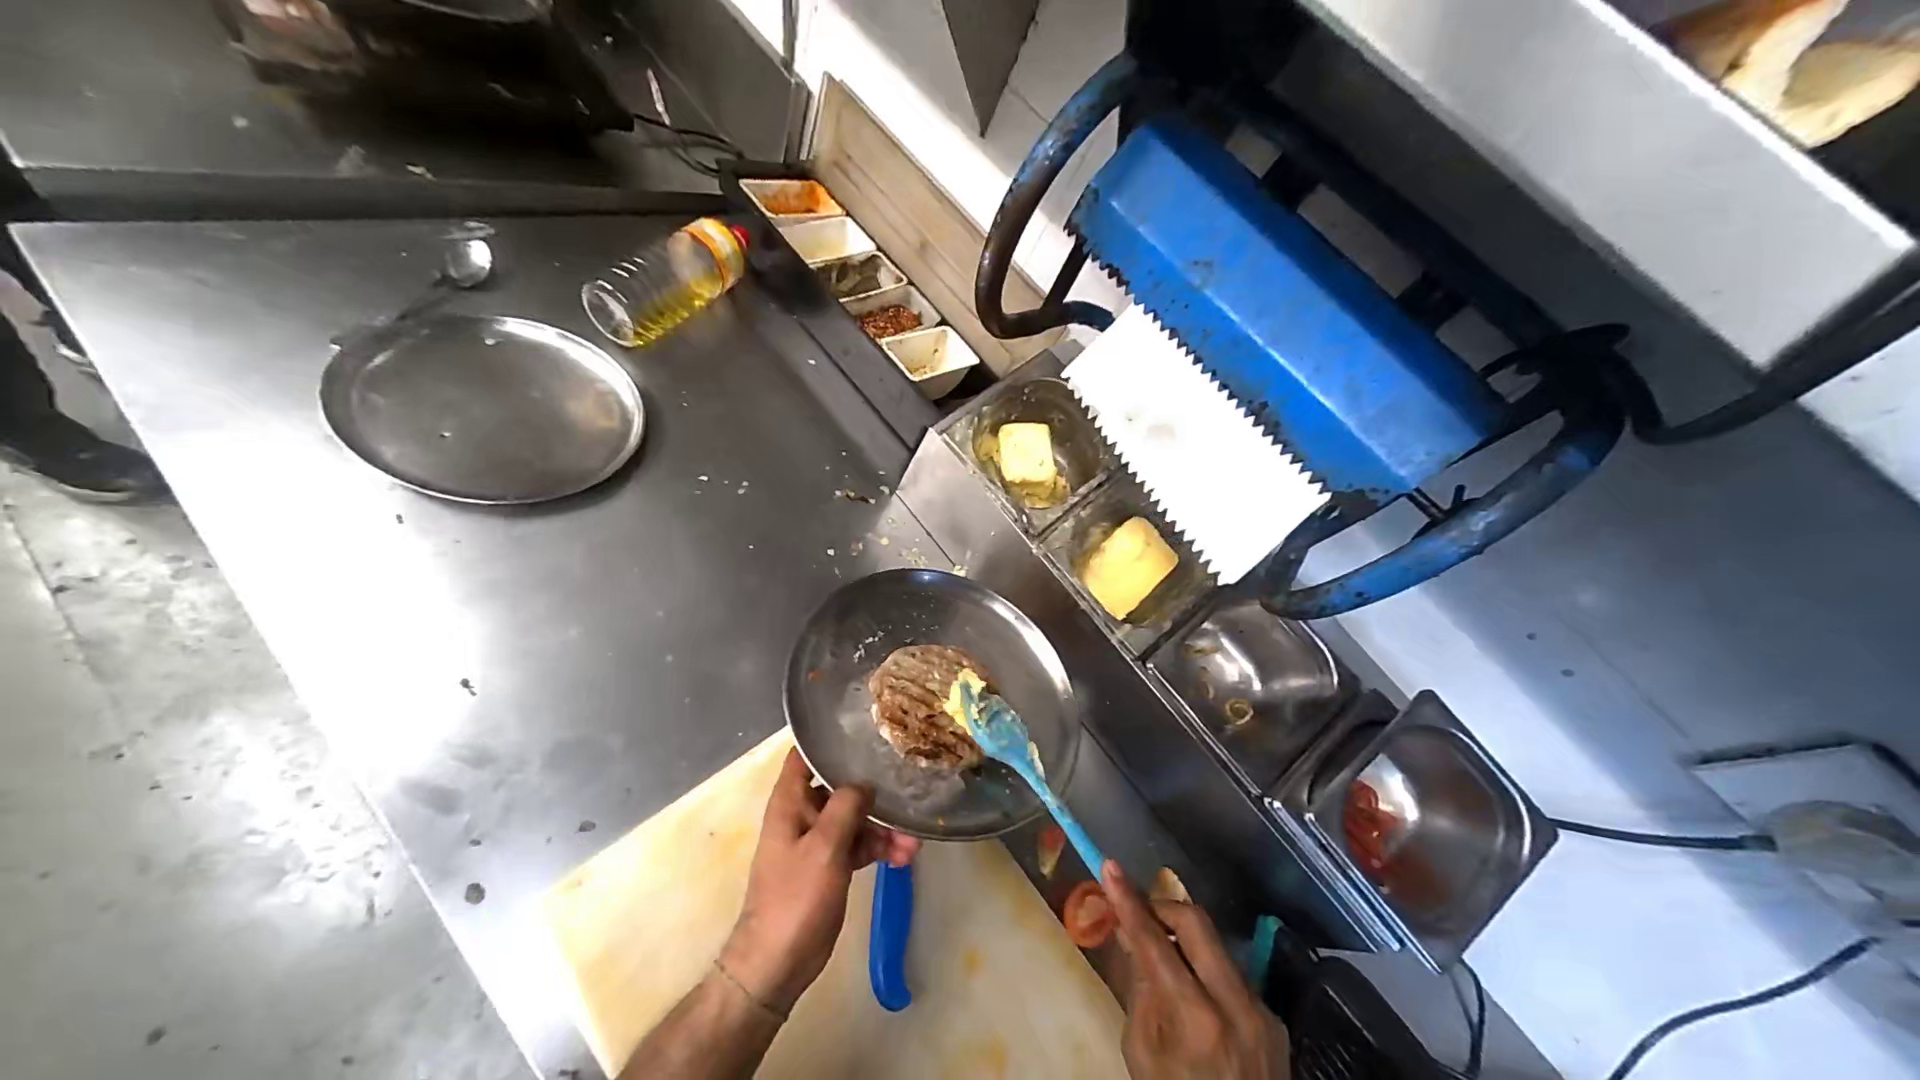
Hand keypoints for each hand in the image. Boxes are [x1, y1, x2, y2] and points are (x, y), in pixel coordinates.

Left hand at [718, 749, 920, 1013]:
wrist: (777, 963)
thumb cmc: (795, 898)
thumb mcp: (824, 848)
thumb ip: (845, 807)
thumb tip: (865, 781)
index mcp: (790, 802)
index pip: (805, 755)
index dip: (830, 740)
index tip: (866, 731)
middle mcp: (802, 814)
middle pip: (840, 788)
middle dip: (873, 792)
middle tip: (907, 793)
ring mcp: (816, 841)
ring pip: (854, 819)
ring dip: (883, 827)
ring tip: (913, 842)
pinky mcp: (829, 865)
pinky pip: (858, 845)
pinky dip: (878, 848)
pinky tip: (904, 857)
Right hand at [1103, 861, 1290, 1079]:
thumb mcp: (1142, 1054)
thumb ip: (1139, 989)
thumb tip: (1131, 936)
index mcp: (1196, 1020)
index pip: (1154, 942)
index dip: (1128, 901)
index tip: (1110, 866)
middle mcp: (1236, 1006)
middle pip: (1197, 922)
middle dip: (1162, 907)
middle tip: (1138, 912)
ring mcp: (1262, 1012)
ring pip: (1216, 946)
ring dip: (1184, 939)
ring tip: (1161, 955)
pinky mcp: (1275, 1020)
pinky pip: (1232, 974)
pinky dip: (1204, 969)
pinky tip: (1191, 991)